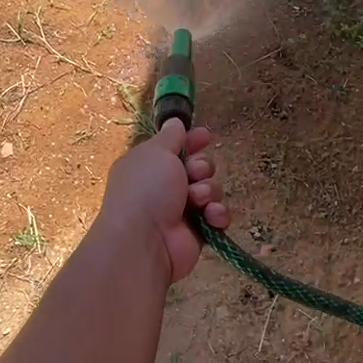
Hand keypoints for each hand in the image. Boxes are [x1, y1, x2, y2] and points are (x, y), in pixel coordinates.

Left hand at [98, 121, 227, 284]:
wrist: (144, 242)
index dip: (192, 140)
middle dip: (202, 167)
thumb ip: (170, 136)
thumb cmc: (146, 189)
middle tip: (193, 174)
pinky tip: (210, 216)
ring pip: (211, 189)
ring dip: (208, 191)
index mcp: (149, 166)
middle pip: (199, 166)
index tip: (206, 136)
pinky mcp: (198, 232)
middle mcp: (164, 187)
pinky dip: (217, 214)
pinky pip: (218, 215)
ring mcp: (182, 211)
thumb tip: (175, 121)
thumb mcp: (156, 152)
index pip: (176, 148)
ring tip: (197, 200)